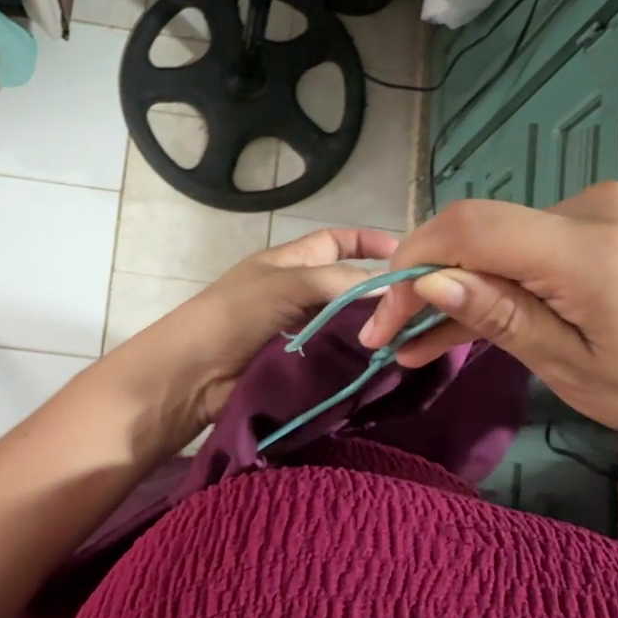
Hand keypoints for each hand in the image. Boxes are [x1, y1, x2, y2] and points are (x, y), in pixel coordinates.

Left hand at [123, 227, 399, 430]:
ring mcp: (297, 333)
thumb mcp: (288, 284)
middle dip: (379, 296)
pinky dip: (357, 362)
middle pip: (347, 289)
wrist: (194, 374)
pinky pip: (335, 360)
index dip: (367, 242)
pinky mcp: (298, 369)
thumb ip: (340, 282)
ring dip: (372, 333)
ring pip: (345, 328)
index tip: (405, 252)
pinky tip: (385, 366)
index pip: (335, 243)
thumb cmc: (235, 315)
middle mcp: (296, 295)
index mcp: (288, 263)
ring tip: (412, 340)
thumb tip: (390, 289)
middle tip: (422, 309)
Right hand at [359, 183, 617, 450]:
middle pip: (479, 233)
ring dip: (452, 291)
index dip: (415, 264)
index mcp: (591, 251)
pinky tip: (450, 326)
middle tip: (384, 336)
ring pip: (495, 246)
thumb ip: (501, 317)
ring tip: (407, 343)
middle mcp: (593, 211)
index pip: (475, 230)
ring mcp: (597, 213)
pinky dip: (491, 286)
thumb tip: (428, 280)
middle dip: (424, 282)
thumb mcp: (572, 369)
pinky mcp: (597, 227)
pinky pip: (524, 251)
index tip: (380, 314)